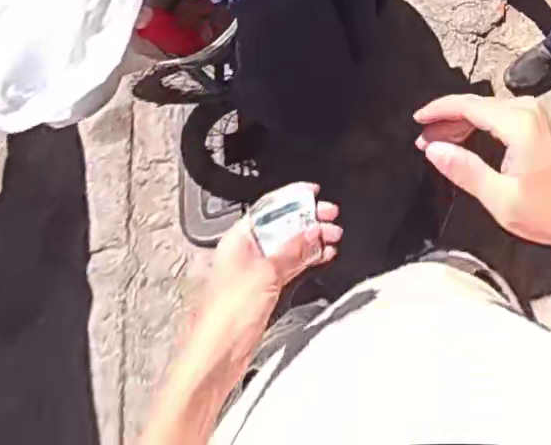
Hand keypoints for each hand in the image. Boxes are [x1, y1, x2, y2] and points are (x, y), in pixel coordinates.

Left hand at [203, 184, 342, 317]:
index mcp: (238, 238)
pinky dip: (306, 259)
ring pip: (288, 246)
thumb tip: (312, 231)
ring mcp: (255, 270)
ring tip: (334, 236)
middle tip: (331, 216)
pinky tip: (322, 255)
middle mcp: (246, 250)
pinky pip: (289, 266)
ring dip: (311, 239)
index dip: (292, 197)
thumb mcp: (266, 274)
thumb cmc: (227, 315)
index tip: (314, 192)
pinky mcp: (264, 289)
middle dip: (307, 219)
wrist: (217, 358)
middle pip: (281, 225)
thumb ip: (292, 250)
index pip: (269, 207)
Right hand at [414, 94, 550, 250]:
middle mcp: (527, 111)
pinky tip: (465, 141)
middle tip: (424, 139)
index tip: (418, 119)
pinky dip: (479, 126)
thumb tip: (435, 151)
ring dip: (461, 124)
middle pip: (475, 105)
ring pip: (486, 110)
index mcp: (518, 124)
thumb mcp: (502, 200)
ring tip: (438, 143)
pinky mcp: (540, 125)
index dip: (438, 110)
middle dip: (446, 120)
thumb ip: (464, 171)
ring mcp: (536, 116)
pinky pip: (500, 116)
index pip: (467, 105)